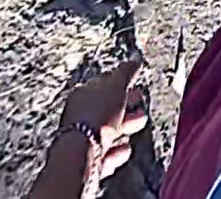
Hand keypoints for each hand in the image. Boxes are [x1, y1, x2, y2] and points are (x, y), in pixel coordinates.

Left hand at [58, 60, 148, 180]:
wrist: (83, 155)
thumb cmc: (96, 115)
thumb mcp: (116, 84)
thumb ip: (127, 71)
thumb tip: (136, 61)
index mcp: (82, 94)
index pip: (105, 84)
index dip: (122, 81)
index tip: (136, 81)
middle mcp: (79, 117)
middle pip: (107, 107)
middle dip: (126, 104)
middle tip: (140, 100)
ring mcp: (83, 139)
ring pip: (108, 129)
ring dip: (125, 125)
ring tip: (139, 122)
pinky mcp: (88, 160)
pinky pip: (107, 151)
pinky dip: (118, 149)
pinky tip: (126, 147)